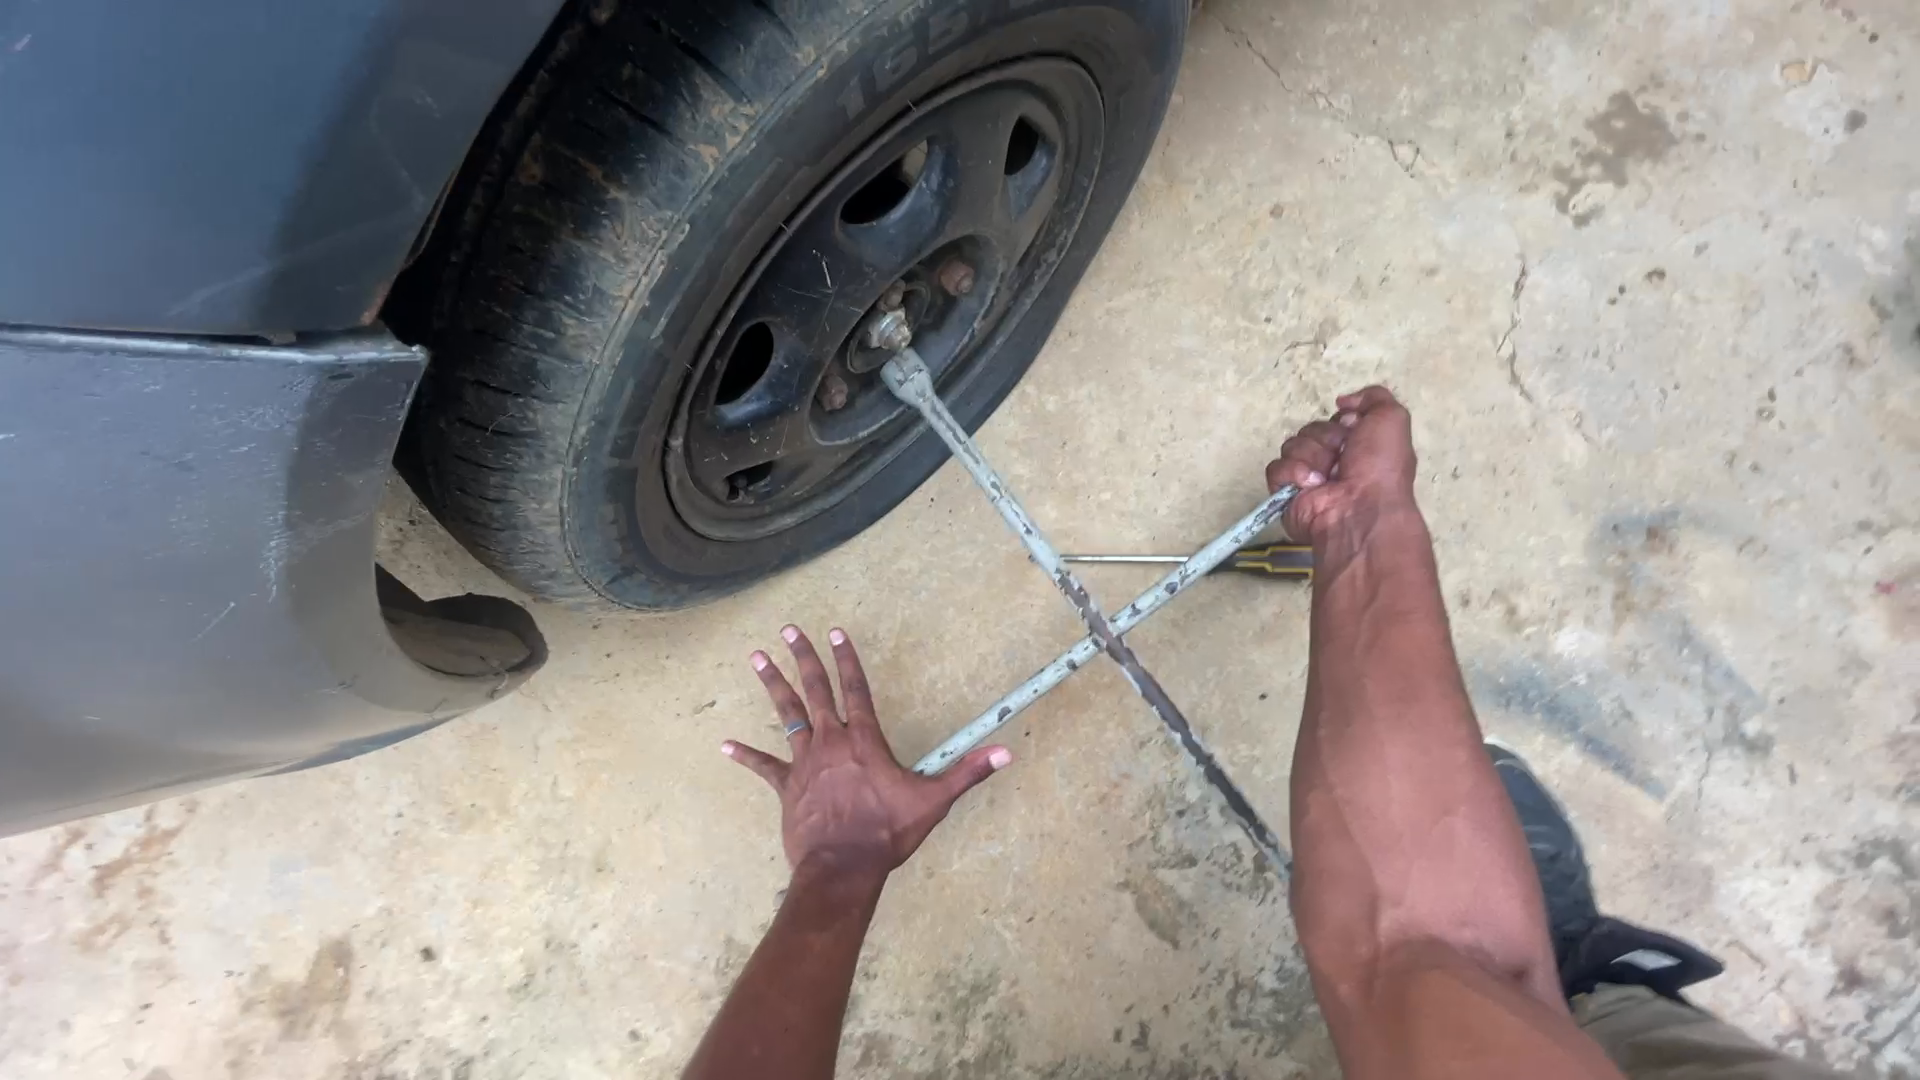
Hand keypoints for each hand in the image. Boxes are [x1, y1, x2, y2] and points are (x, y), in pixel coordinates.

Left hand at [721, 625, 1011, 884]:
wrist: (843, 869)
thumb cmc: (887, 833)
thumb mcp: (933, 801)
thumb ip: (968, 772)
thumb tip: (1007, 753)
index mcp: (864, 740)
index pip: (856, 688)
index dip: (846, 658)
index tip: (835, 630)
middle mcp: (831, 742)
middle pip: (815, 690)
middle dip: (803, 657)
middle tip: (788, 629)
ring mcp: (805, 763)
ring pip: (786, 716)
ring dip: (773, 686)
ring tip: (757, 658)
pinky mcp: (787, 788)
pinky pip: (764, 767)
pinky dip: (745, 756)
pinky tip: (724, 745)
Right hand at [1265, 385, 1418, 545]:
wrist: (1359, 507)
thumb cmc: (1379, 466)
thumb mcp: (1391, 419)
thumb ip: (1374, 397)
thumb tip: (1343, 401)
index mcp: (1356, 447)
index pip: (1333, 421)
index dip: (1342, 423)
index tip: (1353, 431)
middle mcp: (1331, 461)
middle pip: (1310, 430)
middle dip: (1325, 439)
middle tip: (1340, 457)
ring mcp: (1306, 477)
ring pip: (1291, 446)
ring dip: (1310, 457)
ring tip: (1325, 476)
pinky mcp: (1284, 492)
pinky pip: (1276, 468)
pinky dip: (1292, 473)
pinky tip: (1310, 485)